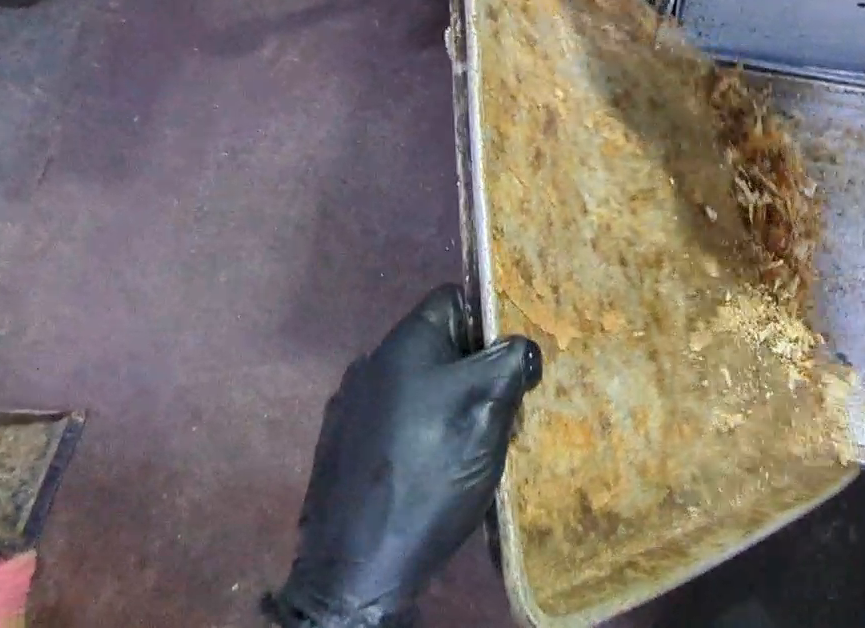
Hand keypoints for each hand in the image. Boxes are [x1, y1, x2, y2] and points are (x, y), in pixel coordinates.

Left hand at [268, 285, 541, 627]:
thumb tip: (519, 348)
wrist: (357, 566)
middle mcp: (372, 364)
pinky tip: (440, 468)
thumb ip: (512, 358)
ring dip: (454, 404)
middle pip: (443, 345)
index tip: (513, 357)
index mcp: (405, 341)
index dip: (491, 319)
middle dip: (479, 369)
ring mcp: (353, 408)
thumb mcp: (489, 402)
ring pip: (424, 385)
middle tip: (504, 406)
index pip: (456, 298)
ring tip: (477, 443)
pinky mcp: (346, 449)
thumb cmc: (431, 467)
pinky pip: (402, 420)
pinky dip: (427, 433)